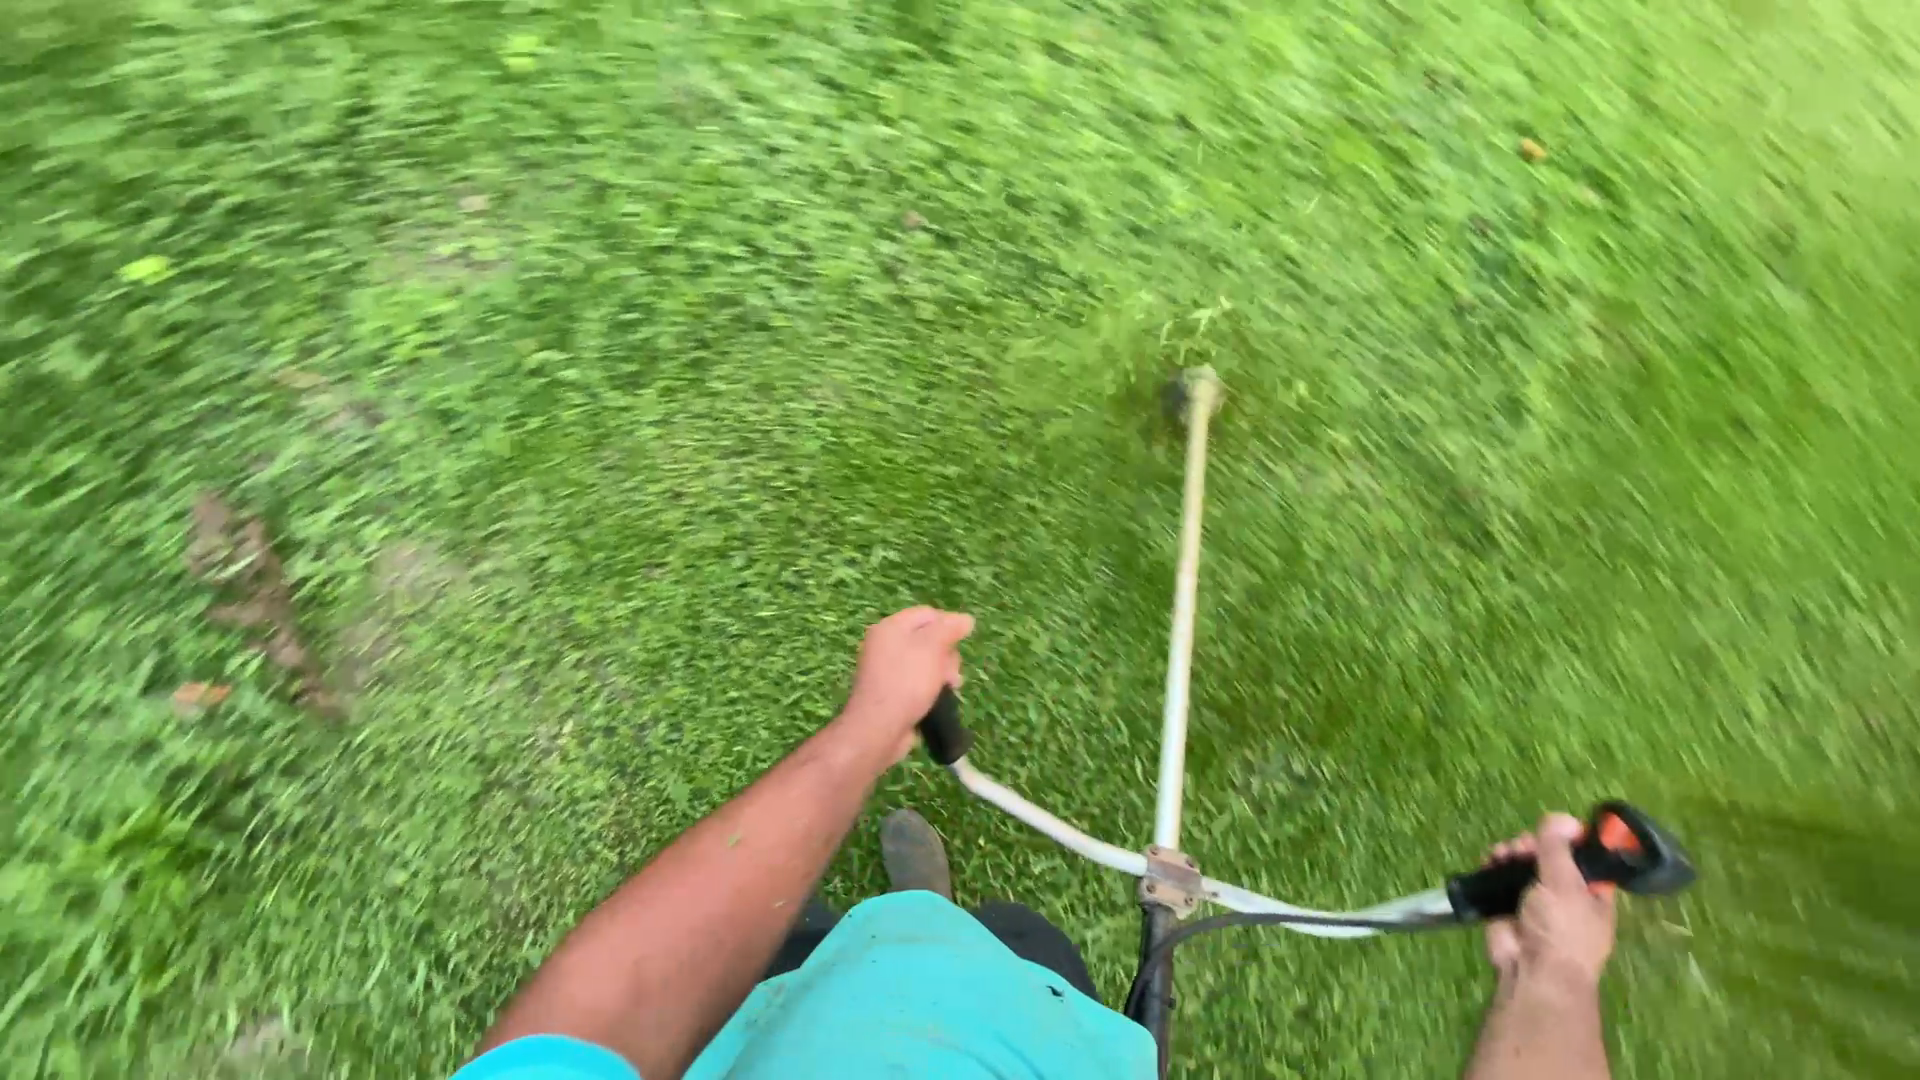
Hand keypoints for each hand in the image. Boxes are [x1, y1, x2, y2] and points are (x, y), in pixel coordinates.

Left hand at [835, 606, 972, 763]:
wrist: (879, 727)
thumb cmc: (906, 682)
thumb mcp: (932, 648)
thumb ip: (949, 628)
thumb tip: (966, 619)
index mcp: (891, 626)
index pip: (928, 614)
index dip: (950, 625)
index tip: (963, 643)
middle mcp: (886, 644)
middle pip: (930, 638)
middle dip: (948, 654)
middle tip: (952, 674)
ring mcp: (888, 668)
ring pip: (928, 661)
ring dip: (943, 673)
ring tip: (949, 688)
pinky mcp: (892, 690)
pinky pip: (919, 680)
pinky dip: (931, 686)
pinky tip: (939, 698)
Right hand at [1482, 813, 1616, 988]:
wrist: (1532, 967)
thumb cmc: (1561, 928)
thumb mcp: (1565, 884)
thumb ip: (1559, 849)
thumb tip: (1564, 817)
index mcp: (1592, 891)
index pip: (1582, 855)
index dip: (1565, 838)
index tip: (1550, 830)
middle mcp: (1565, 893)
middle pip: (1547, 855)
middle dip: (1531, 845)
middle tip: (1522, 848)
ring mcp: (1535, 899)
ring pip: (1522, 863)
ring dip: (1510, 852)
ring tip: (1500, 855)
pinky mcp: (1508, 903)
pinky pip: (1501, 875)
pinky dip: (1493, 865)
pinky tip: (1489, 862)